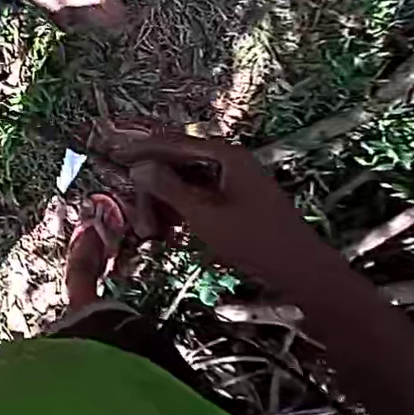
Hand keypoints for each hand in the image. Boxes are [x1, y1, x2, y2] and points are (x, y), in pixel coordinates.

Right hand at [96, 122, 340, 285]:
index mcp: (226, 155)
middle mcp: (228, 161)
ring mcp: (231, 180)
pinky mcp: (232, 199)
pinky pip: (196, 196)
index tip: (113, 156)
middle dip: (153, 188)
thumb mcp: (204, 215)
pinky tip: (168, 230)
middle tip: (137, 214)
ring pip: (183, 183)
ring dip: (164, 203)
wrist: (300, 271)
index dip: (141, 149)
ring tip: (152, 231)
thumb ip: (169, 188)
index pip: (173, 143)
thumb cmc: (254, 240)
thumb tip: (138, 167)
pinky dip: (179, 210)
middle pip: (176, 163)